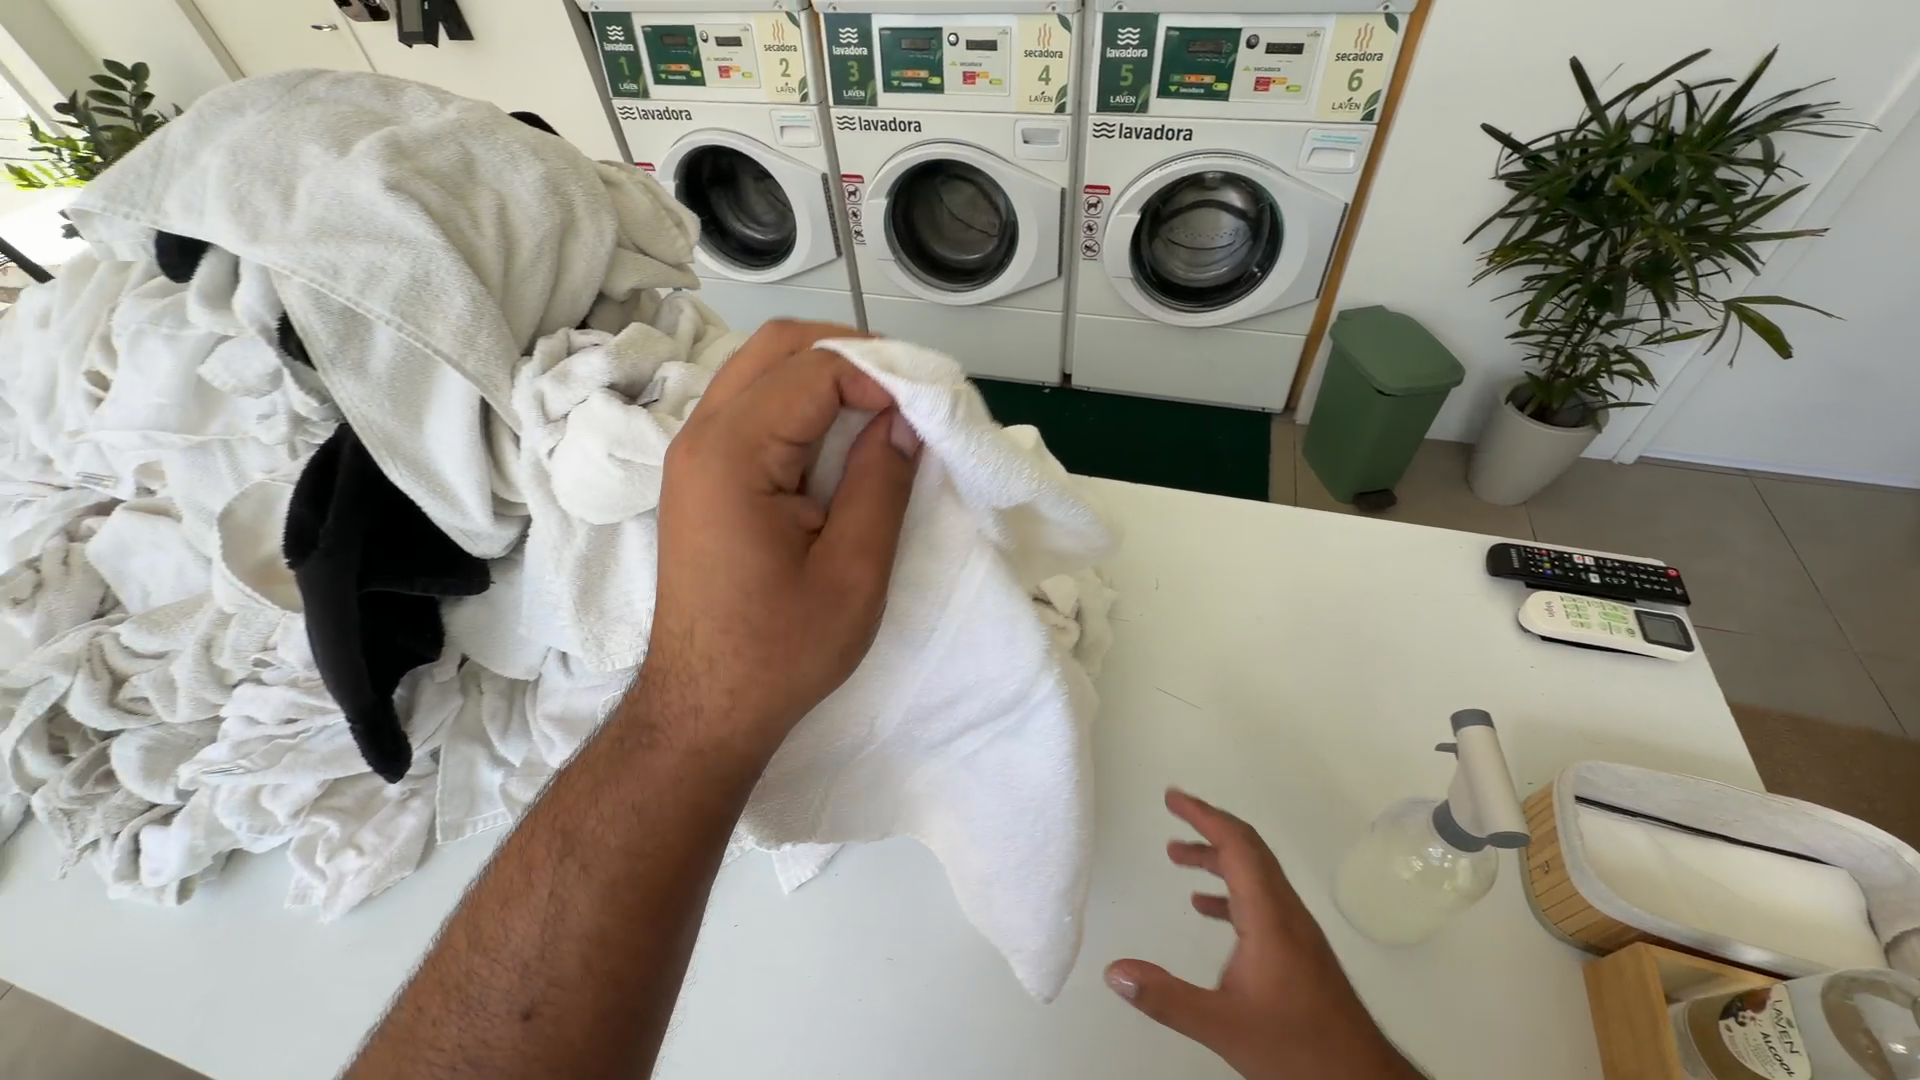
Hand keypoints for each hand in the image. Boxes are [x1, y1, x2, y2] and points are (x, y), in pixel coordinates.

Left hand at [639, 319, 919, 757]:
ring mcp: (693, 453)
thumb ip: (880, 482)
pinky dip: (802, 404)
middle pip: (777, 346)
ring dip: (825, 374)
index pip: (813, 367)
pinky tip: (841, 437)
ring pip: (761, 368)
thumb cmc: (780, 650)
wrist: (705, 707)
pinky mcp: (700, 475)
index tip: (926, 411)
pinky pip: (753, 406)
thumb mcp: (853, 571)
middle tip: (908, 392)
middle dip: (851, 353)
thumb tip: (905, 420)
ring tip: (883, 409)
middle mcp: (700, 436)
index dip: (880, 374)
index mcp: (732, 453)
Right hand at [1107, 790, 1421, 1079]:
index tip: (1172, 798)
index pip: (1237, 846)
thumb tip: (1114, 972)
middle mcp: (1285, 912)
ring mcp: (1296, 930)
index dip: (1204, 815)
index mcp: (1269, 916)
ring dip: (1217, 858)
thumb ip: (1166, 998)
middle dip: (1209, 825)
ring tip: (1177, 857)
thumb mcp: (1222, 1026)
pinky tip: (1205, 907)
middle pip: (1249, 850)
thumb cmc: (1296, 1048)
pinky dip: (1229, 890)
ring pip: (1255, 874)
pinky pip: (1260, 900)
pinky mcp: (1299, 949)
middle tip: (1173, 810)